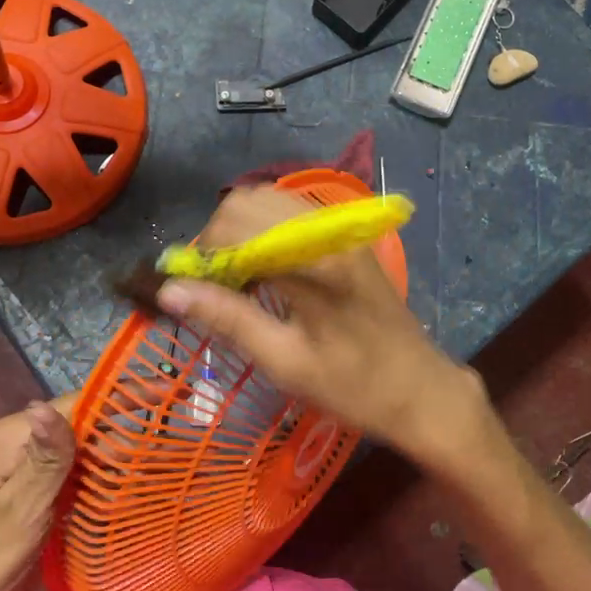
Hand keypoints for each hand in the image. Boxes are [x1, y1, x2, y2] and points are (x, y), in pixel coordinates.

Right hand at [155, 187, 480, 457]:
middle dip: (216, 239)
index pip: (234, 227)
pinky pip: (288, 213)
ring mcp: (338, 229)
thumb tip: (170, 291)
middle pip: (247, 202)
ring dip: (238, 232)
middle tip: (211, 287)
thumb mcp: (285, 362)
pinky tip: (262, 270)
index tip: (191, 293)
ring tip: (234, 280)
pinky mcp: (345, 236)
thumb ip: (228, 319)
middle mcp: (325, 231)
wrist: (421, 390)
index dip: (201, 256)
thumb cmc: (353, 387)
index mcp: (313, 262)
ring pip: (267, 201)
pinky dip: (262, 230)